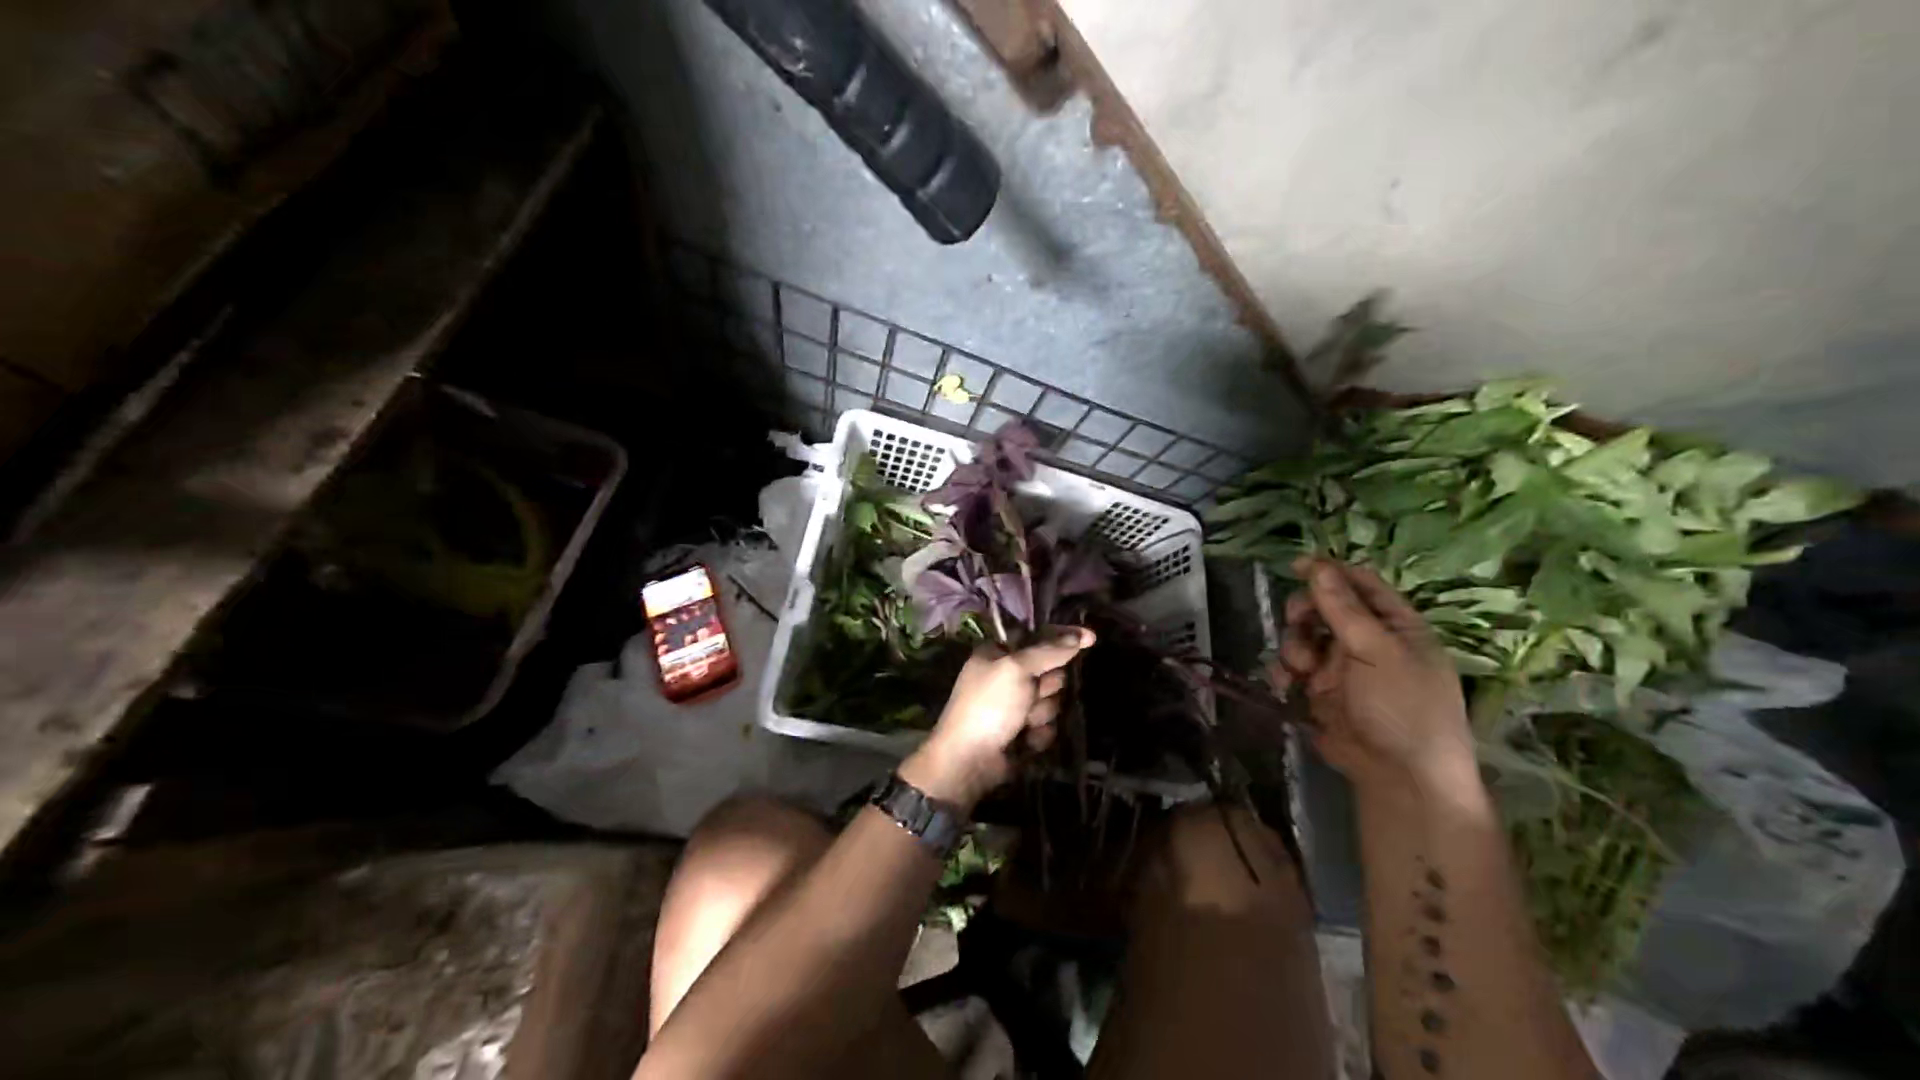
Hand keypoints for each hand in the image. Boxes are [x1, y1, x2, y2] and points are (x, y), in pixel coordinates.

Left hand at [899, 628, 1093, 810]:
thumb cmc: (988, 705)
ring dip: (1042, 712)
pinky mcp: (1022, 732)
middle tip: (1033, 693)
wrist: (969, 760)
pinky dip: (1039, 734)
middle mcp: (1006, 676)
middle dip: (1047, 685)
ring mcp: (1015, 705)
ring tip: (1023, 723)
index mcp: (997, 653)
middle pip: (1050, 671)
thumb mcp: (1016, 669)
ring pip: (1052, 700)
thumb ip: (1048, 651)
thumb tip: (1080, 636)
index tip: (1090, 638)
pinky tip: (1025, 741)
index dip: (1062, 638)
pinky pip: (1047, 725)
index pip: (1037, 637)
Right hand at [1274, 558, 1474, 792]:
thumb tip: (1316, 565)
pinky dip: (1285, 673)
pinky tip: (1285, 684)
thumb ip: (1343, 608)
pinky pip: (1293, 671)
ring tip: (1300, 667)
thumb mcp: (1376, 651)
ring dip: (1294, 646)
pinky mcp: (1320, 694)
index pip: (1360, 584)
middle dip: (1305, 612)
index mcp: (1395, 626)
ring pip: (1303, 638)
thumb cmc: (1403, 707)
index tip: (1296, 567)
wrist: (1400, 778)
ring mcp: (1342, 669)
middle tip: (1297, 621)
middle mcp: (1367, 642)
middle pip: (1324, 608)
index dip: (1329, 572)